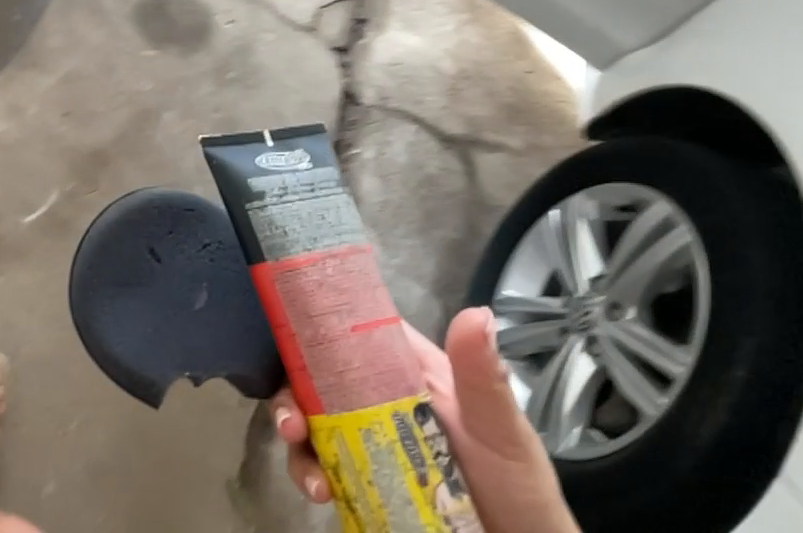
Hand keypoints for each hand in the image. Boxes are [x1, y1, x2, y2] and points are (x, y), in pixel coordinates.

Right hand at [271, 307, 579, 532]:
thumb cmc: (517, 483)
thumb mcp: (502, 429)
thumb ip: (482, 376)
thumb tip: (477, 312)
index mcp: (407, 370)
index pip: (352, 331)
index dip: (314, 325)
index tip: (285, 331)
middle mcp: (377, 396)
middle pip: (315, 376)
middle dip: (290, 393)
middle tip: (291, 423)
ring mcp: (366, 435)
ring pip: (310, 418)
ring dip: (295, 437)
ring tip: (310, 473)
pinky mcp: (360, 473)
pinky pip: (321, 463)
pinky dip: (310, 473)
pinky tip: (320, 490)